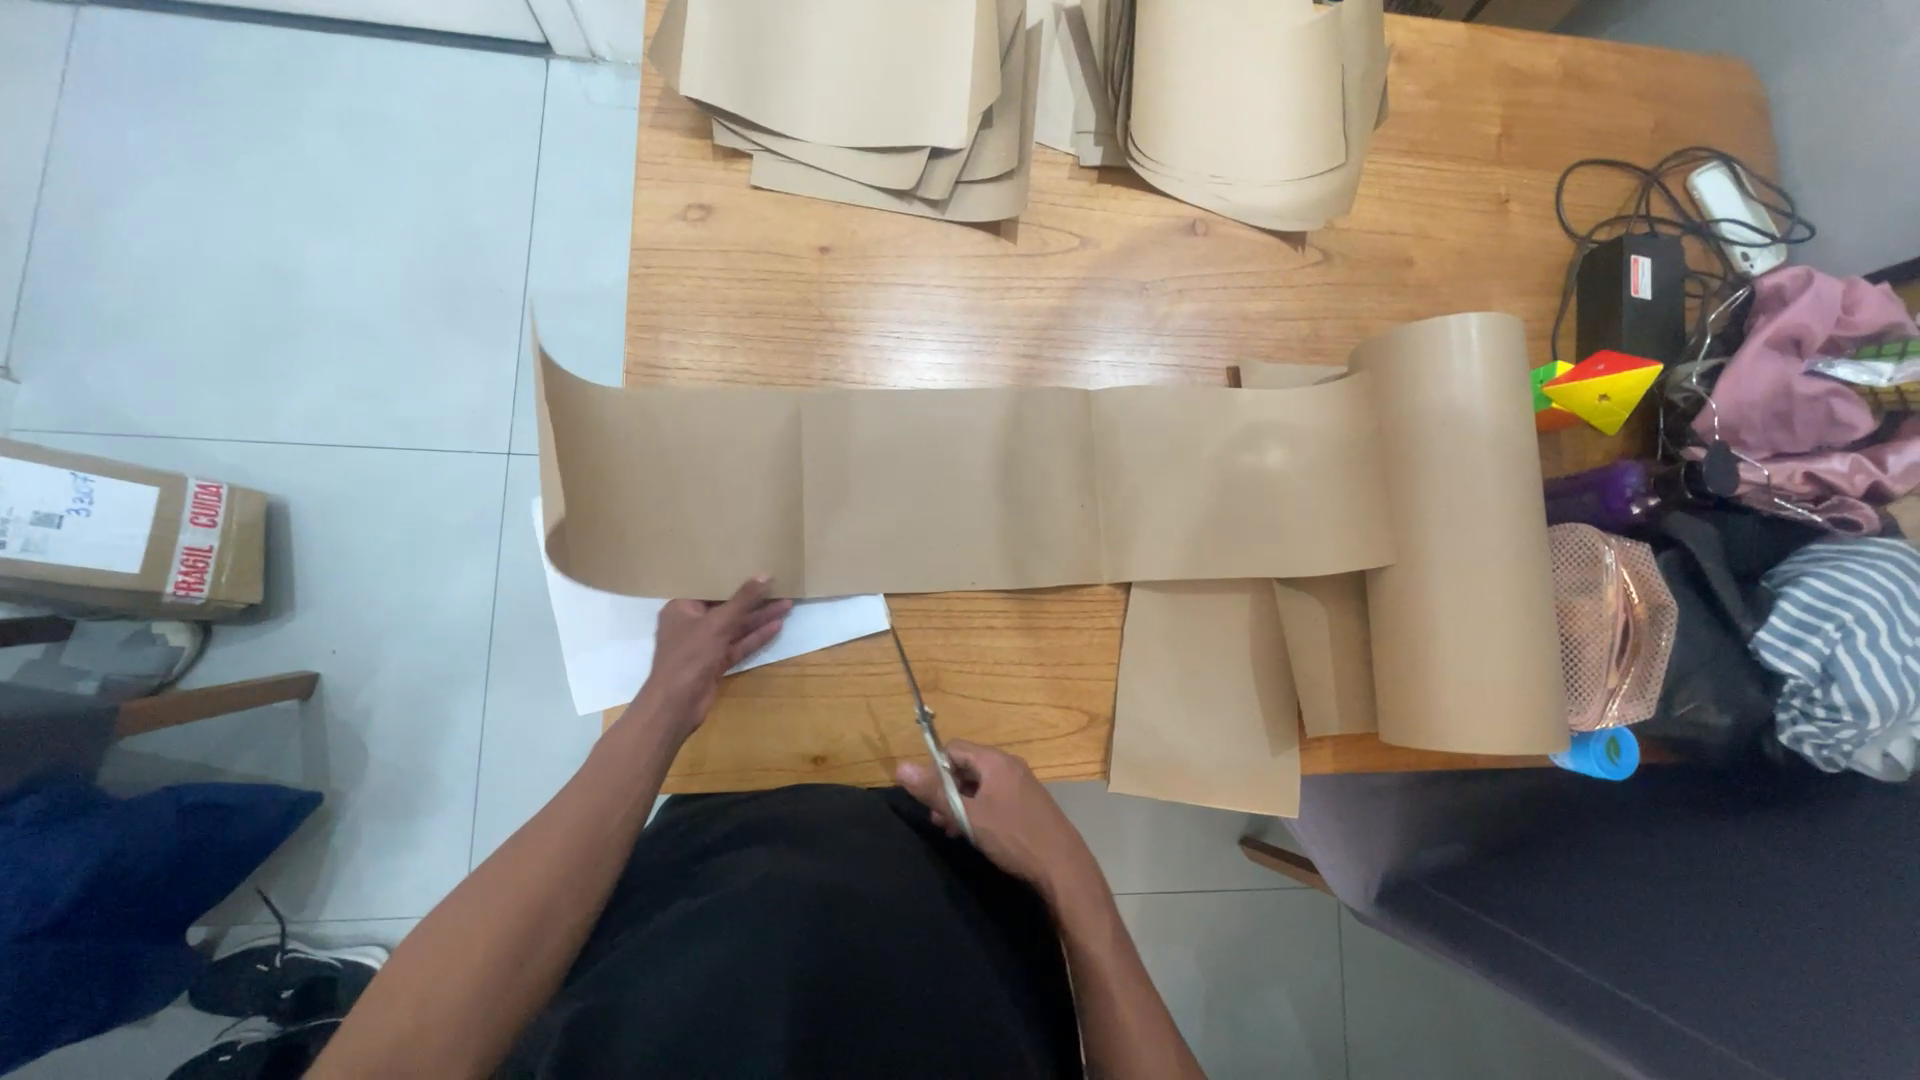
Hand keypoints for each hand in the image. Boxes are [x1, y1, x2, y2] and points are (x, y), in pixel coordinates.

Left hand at [629, 576, 791, 736]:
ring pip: (735, 628)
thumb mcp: (718, 623)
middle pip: (726, 608)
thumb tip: (765, 575)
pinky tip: (776, 626)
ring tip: (787, 604)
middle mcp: (691, 624)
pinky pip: (737, 645)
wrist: (676, 704)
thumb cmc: (690, 656)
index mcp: (681, 608)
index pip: (709, 588)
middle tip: (780, 588)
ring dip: (759, 618)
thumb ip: (743, 600)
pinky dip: (755, 637)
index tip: (756, 569)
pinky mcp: (714, 663)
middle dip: (753, 601)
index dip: (733, 579)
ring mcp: (703, 646)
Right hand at [897, 740, 1101, 902]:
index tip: (927, 796)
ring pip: (980, 784)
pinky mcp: (1028, 803)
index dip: (935, 768)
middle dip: (947, 789)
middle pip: (966, 766)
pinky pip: (994, 797)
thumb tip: (900, 767)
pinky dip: (979, 810)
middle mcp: (1009, 765)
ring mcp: (1021, 784)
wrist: (1062, 866)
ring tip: (951, 829)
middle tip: (937, 818)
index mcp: (995, 761)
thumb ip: (934, 792)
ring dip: (961, 803)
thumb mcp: (968, 816)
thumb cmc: (1012, 836)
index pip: (954, 748)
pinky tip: (975, 833)